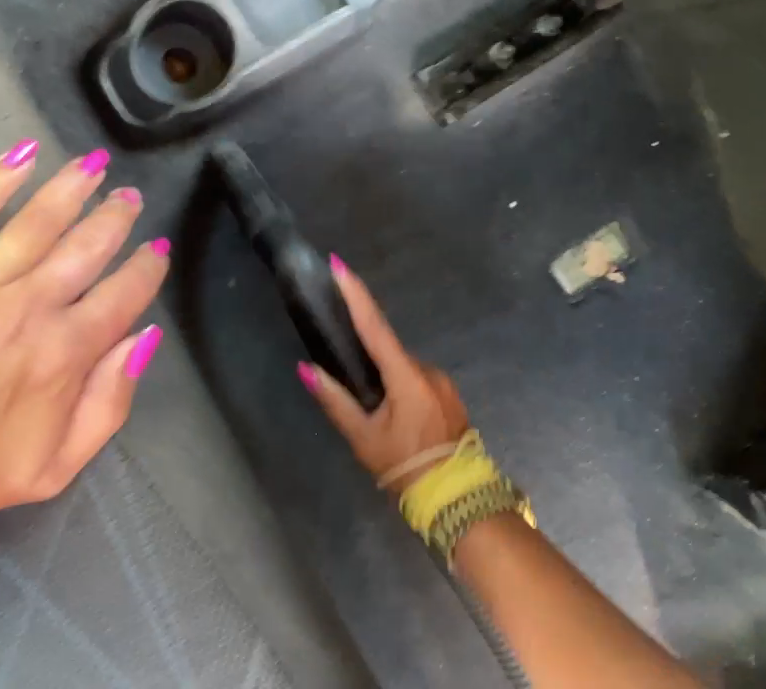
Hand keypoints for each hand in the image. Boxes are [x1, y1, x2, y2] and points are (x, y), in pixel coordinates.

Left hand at [0, 141, 170, 522]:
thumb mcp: (58, 465)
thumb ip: (109, 402)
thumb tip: (144, 338)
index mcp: (65, 353)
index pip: (122, 295)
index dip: (147, 268)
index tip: (158, 249)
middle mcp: (30, 307)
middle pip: (86, 247)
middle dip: (115, 218)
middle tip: (129, 198)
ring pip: (37, 220)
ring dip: (71, 188)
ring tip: (92, 166)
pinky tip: (22, 154)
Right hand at [300, 256, 468, 490]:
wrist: (459, 500)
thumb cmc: (405, 467)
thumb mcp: (364, 438)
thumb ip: (335, 401)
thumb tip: (306, 369)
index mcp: (406, 377)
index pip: (375, 327)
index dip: (356, 295)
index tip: (340, 265)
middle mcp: (428, 371)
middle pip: (389, 351)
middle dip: (370, 361)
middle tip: (359, 396)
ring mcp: (443, 383)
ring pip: (403, 369)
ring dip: (388, 381)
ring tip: (381, 420)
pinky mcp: (450, 396)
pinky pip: (418, 382)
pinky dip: (403, 391)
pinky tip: (400, 421)